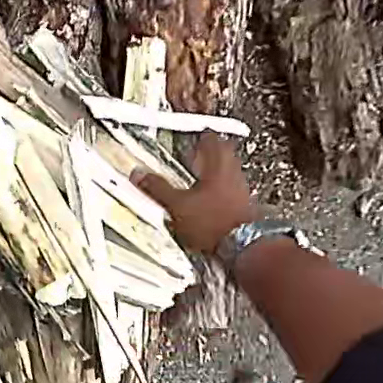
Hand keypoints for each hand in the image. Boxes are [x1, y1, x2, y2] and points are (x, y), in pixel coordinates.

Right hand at [132, 134, 257, 253]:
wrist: (243, 246)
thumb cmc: (212, 221)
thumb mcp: (177, 205)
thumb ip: (157, 188)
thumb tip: (139, 174)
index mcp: (218, 167)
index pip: (212, 142)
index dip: (203, 137)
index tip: (197, 136)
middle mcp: (233, 175)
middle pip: (224, 156)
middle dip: (211, 154)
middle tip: (199, 154)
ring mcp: (241, 192)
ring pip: (228, 174)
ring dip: (215, 173)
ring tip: (200, 178)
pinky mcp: (244, 209)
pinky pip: (230, 193)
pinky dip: (219, 192)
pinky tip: (209, 203)